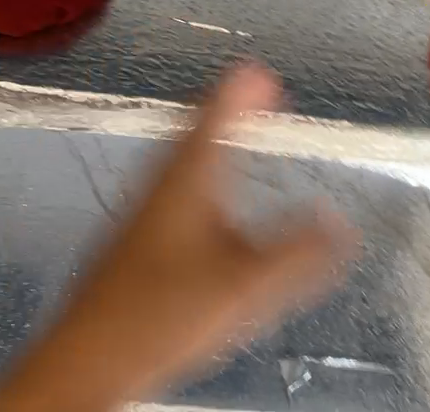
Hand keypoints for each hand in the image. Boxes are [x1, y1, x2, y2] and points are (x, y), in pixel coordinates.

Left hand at [0, 65, 359, 411]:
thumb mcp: (245, 283)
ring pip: (180, 153)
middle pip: (195, 126)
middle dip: (228, 105)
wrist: (89, 355)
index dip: (242, 89)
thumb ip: (298, 253)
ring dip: (209, 134)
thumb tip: (341, 224)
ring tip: (230, 127)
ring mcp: (142, 206)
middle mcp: (160, 180)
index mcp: (186, 176)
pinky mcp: (133, 234)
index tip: (262, 72)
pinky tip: (201, 196)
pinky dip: (196, 167)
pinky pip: (171, 180)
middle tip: (251, 89)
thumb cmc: (158, 311)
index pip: (216, 114)